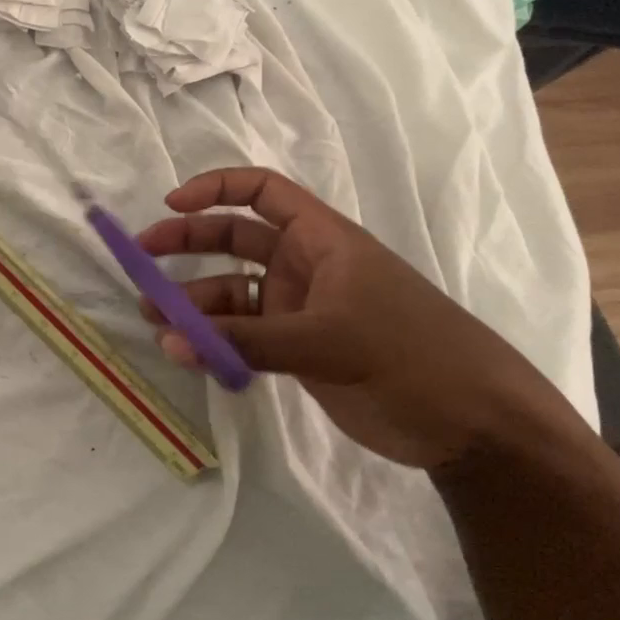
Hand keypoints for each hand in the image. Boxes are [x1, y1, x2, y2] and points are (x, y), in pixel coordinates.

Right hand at [137, 167, 578, 469]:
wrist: (480, 431)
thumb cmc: (414, 358)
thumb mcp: (328, 341)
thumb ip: (244, 342)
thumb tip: (169, 342)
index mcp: (323, 240)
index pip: (261, 192)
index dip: (213, 189)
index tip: (170, 204)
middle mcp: (306, 266)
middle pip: (232, 238)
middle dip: (184, 245)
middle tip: (140, 259)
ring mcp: (300, 308)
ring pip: (230, 291)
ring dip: (192, 302)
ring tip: (155, 321)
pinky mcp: (297, 349)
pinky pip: (240, 333)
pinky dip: (213, 339)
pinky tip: (189, 352)